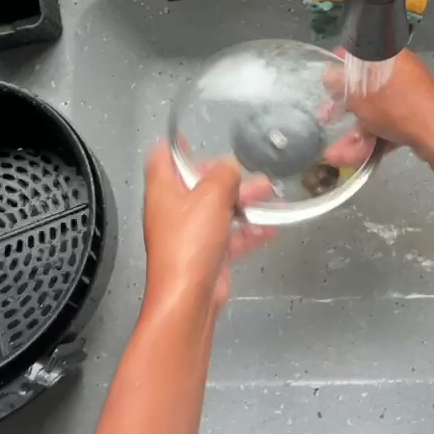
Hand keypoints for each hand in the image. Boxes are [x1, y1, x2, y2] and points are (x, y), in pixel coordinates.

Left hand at [141, 142, 274, 316]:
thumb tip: (230, 167)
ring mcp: (189, 233)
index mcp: (163, 189)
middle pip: (197, 182)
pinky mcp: (206, 253)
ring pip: (218, 208)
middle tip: (246, 171)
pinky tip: (270, 225)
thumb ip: (224, 173)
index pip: (162, 157)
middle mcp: (173, 210)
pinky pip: (230, 235)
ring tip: (268, 194)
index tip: (188, 135)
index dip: (175, 144)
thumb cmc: (188, 245)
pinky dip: (249, 229)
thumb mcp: (211, 195)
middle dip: (225, 176)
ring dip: (243, 201)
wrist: (189, 297)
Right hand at [337, 49, 433, 157]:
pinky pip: (392, 120)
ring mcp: (412, 92)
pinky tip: (360, 155)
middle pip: (366, 85)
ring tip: (337, 154)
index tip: (327, 79)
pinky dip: (376, 135)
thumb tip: (329, 75)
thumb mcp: (358, 94)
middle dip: (344, 106)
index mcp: (388, 55)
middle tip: (327, 116)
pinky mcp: (419, 113)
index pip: (359, 51)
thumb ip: (339, 82)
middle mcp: (401, 69)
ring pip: (377, 108)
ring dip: (356, 130)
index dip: (340, 64)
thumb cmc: (395, 106)